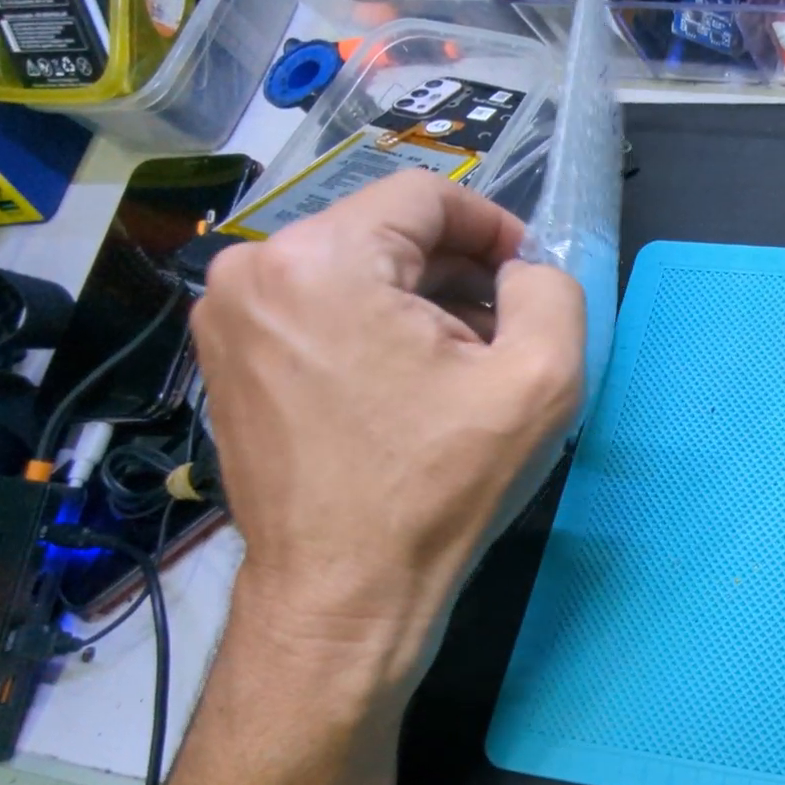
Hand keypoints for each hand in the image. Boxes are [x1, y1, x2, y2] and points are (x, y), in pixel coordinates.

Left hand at [193, 172, 584, 698]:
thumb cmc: (445, 481)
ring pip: (357, 276)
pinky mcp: (231, 364)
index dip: (496, 228)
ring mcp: (230, 321)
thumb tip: (529, 272)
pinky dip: (380, 334)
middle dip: (463, 276)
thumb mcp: (541, 379)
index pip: (425, 196)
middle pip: (388, 235)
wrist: (347, 589)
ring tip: (469, 373)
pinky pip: (323, 315)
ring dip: (425, 307)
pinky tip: (416, 393)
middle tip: (510, 338)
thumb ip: (554, 292)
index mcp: (322, 260)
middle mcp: (254, 273)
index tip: (532, 281)